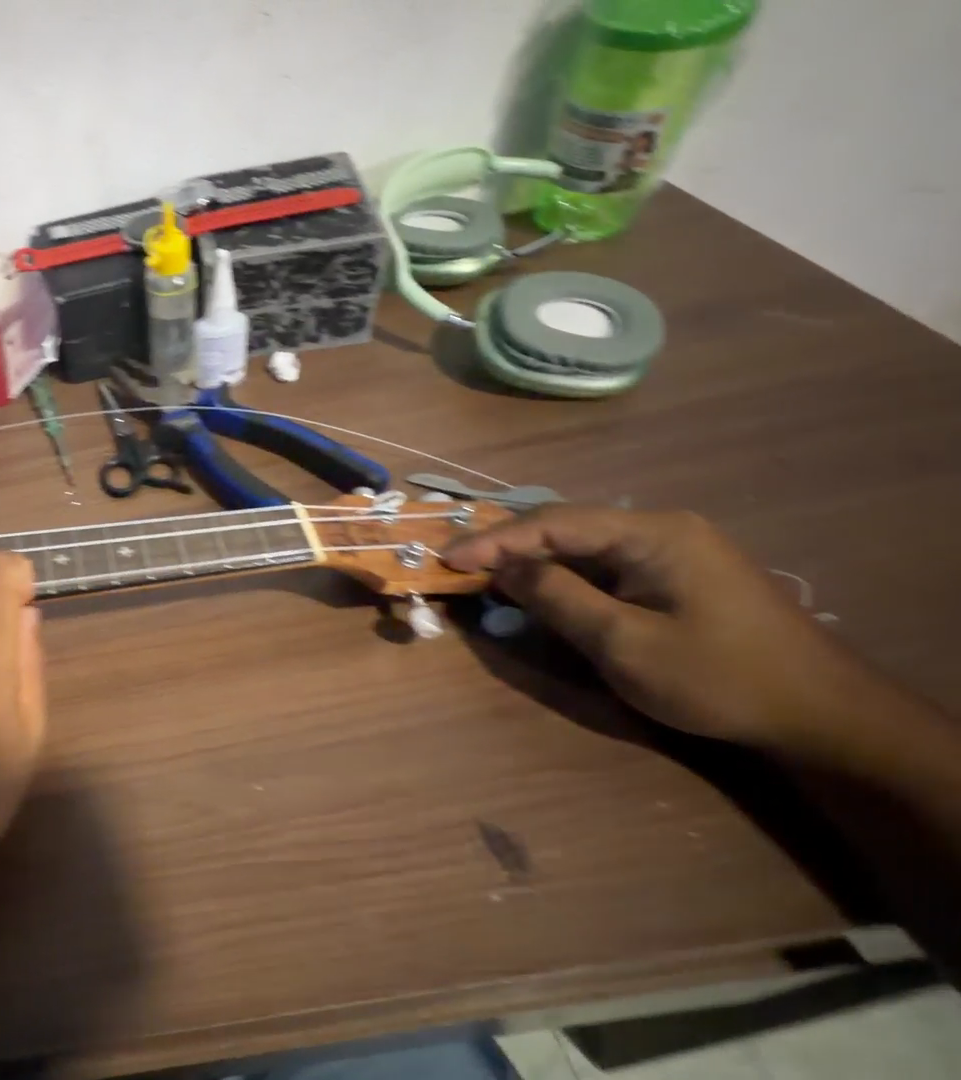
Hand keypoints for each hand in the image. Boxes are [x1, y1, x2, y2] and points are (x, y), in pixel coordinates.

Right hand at [443, 506, 881, 753]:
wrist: (821, 713)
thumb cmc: (718, 677)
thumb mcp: (625, 643)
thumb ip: (558, 598)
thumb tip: (502, 569)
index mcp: (653, 534)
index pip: (553, 522)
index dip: (494, 540)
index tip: (445, 559)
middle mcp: (661, 529)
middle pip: (565, 526)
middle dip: (507, 544)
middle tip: (456, 565)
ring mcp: (671, 551)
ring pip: (581, 545)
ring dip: (532, 560)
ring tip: (482, 576)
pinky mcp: (675, 576)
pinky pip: (602, 565)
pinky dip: (562, 575)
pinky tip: (537, 589)